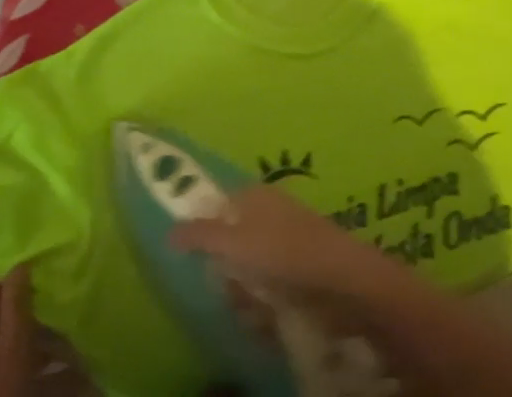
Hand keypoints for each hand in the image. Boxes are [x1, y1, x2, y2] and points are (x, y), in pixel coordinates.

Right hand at [170, 186, 400, 300]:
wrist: (344, 281)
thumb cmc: (282, 252)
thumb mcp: (231, 241)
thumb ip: (198, 234)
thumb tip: (168, 232)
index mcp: (252, 194)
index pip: (215, 205)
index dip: (202, 230)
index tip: (194, 257)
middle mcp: (269, 212)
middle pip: (231, 242)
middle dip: (225, 270)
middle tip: (228, 287)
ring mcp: (289, 241)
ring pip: (251, 269)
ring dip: (246, 293)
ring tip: (253, 307)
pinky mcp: (304, 270)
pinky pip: (273, 287)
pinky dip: (268, 303)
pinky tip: (271, 317)